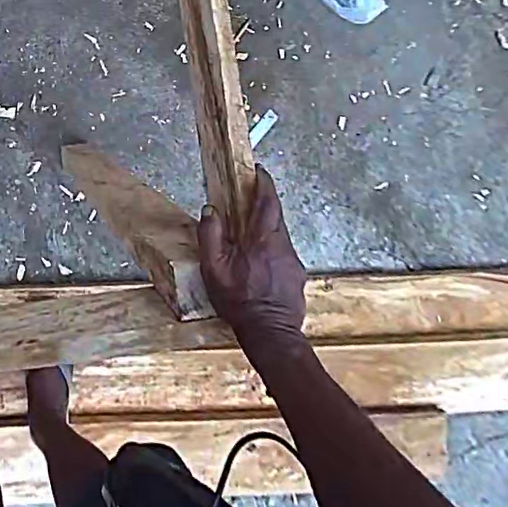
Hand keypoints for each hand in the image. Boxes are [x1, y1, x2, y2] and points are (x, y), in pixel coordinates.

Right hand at [198, 169, 306, 351]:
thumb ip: (210, 235)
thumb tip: (210, 210)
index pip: (268, 200)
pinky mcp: (297, 277)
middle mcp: (282, 245)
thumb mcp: (214, 269)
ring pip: (281, 236)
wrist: (271, 335)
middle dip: (265, 204)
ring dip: (267, 230)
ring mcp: (293, 262)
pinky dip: (273, 252)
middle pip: (276, 216)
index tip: (259, 171)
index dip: (264, 182)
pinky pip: (284, 255)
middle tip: (250, 200)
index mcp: (262, 238)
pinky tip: (260, 267)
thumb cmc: (240, 301)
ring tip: (250, 238)